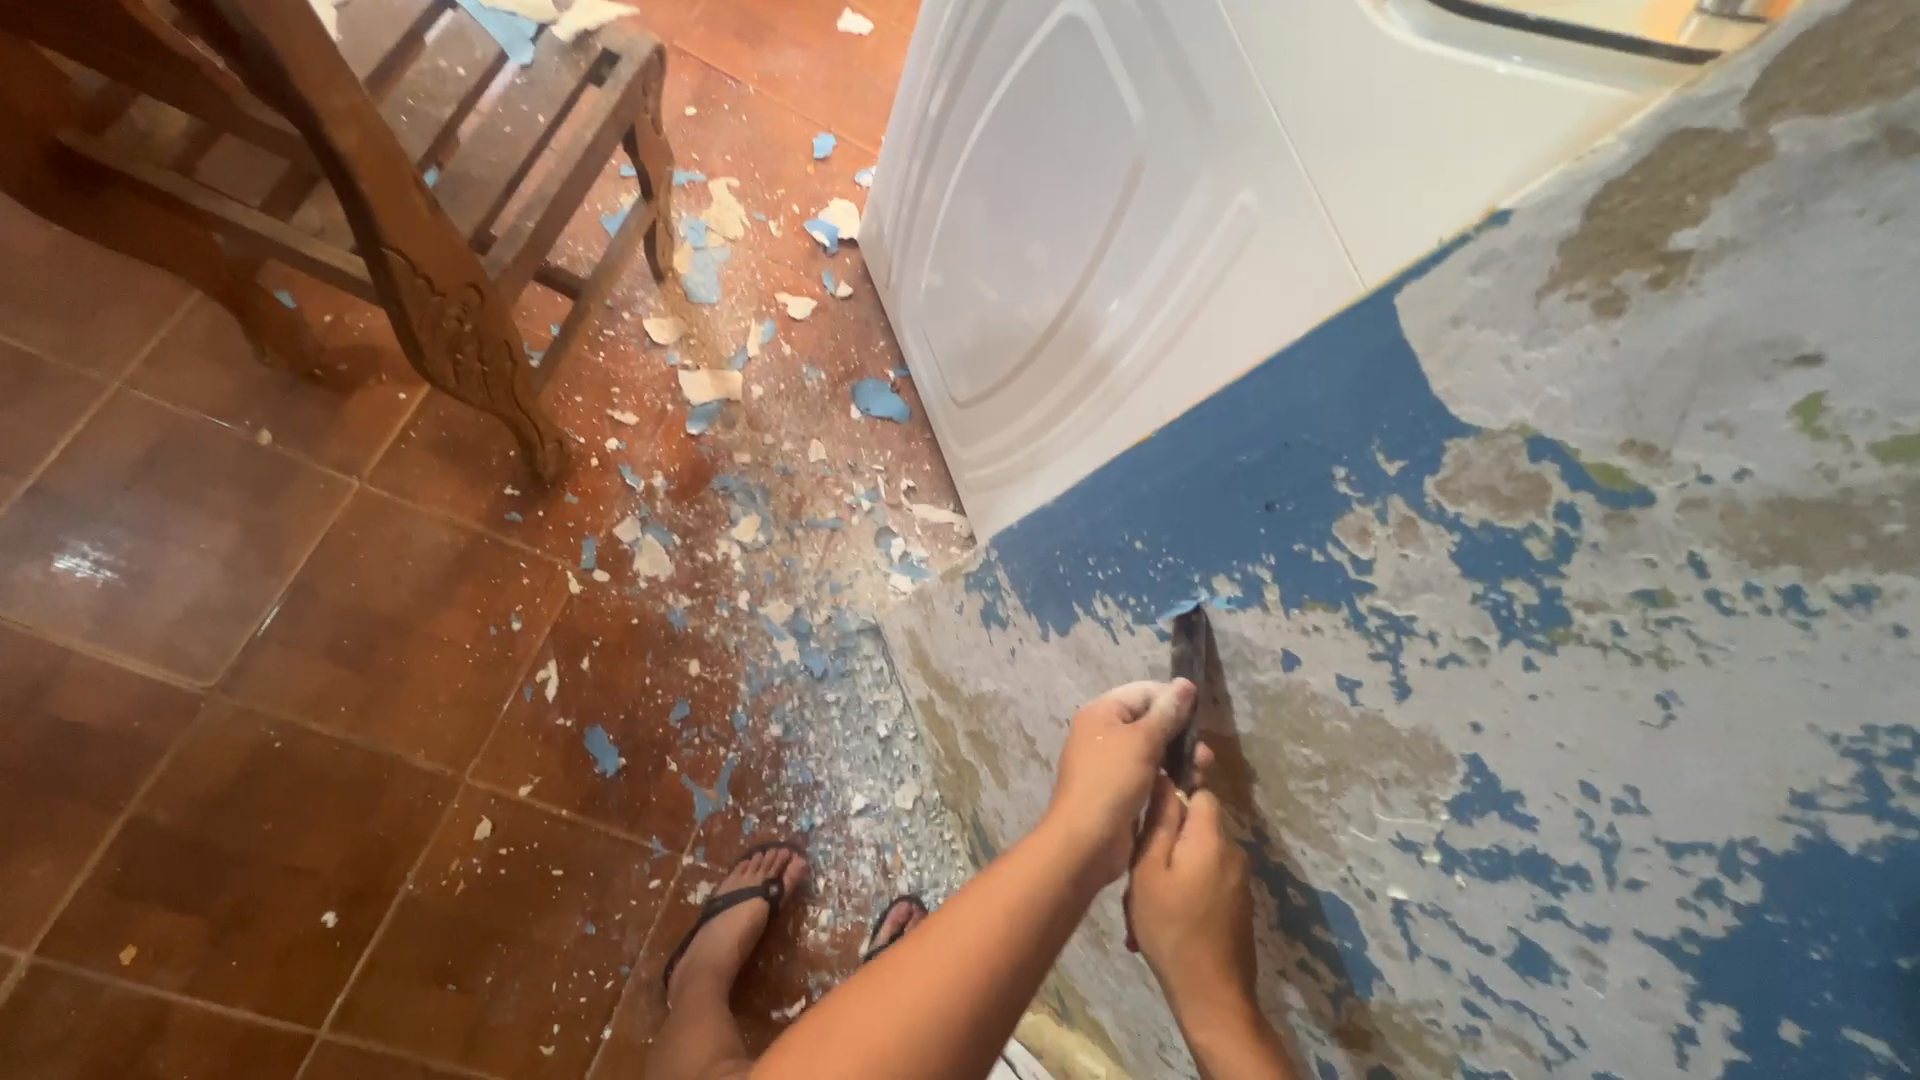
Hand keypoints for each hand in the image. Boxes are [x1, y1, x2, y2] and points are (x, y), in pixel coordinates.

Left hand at [1044, 680, 1195, 884]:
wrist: (1086, 840)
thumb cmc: (1111, 781)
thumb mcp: (1142, 741)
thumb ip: (1167, 713)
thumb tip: (1185, 683)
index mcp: (1102, 712)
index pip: (1144, 691)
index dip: (1173, 698)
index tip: (1202, 714)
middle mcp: (1105, 731)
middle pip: (1151, 719)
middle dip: (1181, 732)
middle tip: (1204, 752)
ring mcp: (1113, 761)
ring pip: (1155, 748)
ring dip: (1180, 755)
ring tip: (1203, 769)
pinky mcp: (1122, 787)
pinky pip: (1151, 771)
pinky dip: (1170, 774)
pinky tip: (1190, 784)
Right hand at [1126, 776, 1258, 1021]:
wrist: (1211, 994)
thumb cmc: (1170, 927)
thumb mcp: (1148, 871)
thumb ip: (1158, 823)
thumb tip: (1164, 781)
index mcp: (1211, 838)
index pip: (1200, 792)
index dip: (1175, 795)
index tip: (1149, 814)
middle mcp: (1233, 852)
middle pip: (1197, 826)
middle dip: (1167, 840)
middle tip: (1139, 871)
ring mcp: (1239, 880)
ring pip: (1199, 856)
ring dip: (1173, 871)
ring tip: (1145, 903)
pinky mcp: (1239, 905)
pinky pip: (1208, 880)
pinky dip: (1186, 891)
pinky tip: (1164, 920)